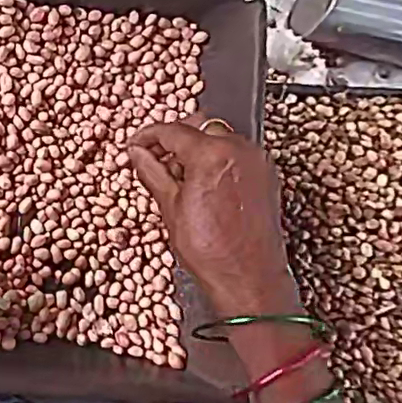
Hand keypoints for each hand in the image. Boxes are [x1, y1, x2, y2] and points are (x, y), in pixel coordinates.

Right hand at [126, 119, 301, 318]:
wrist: (248, 277)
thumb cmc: (211, 250)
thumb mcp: (169, 206)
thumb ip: (152, 171)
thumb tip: (138, 153)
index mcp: (212, 154)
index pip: (173, 130)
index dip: (148, 136)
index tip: (136, 144)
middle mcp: (240, 150)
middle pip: (200, 125)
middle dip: (174, 137)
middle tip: (153, 155)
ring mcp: (257, 162)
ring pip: (219, 137)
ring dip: (195, 147)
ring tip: (175, 174)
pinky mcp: (266, 176)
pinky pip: (235, 153)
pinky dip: (215, 158)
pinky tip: (198, 182)